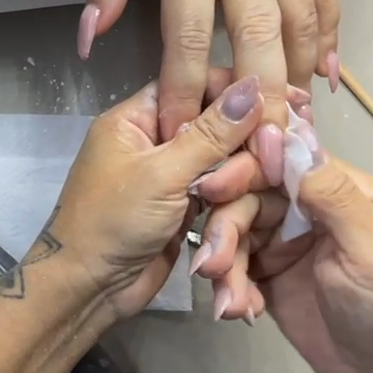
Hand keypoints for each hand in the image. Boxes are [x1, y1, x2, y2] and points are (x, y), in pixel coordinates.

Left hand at [45, 75, 264, 319]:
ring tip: (233, 202)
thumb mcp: (161, 173)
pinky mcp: (185, 207)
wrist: (89, 287)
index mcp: (134, 119)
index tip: (283, 103)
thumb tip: (252, 85)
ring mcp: (171, 176)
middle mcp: (154, 141)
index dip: (237, 92)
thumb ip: (211, 133)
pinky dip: (235, 203)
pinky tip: (252, 208)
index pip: (193, 85)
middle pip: (218, 126)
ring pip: (226, 163)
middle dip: (239, 149)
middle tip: (251, 169)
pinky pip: (223, 193)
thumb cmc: (112, 222)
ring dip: (237, 182)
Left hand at [81, 0, 339, 158]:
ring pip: (302, 20)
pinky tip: (326, 74)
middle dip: (256, 100)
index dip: (186, 90)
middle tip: (254, 149)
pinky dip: (329, 36)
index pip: (188, 34)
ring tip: (290, 125)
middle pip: (259, 37)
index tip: (181, 134)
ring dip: (298, 77)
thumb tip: (89, 37)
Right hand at [197, 148, 372, 372]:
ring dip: (224, 264)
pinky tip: (238, 311)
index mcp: (346, 192)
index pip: (287, 161)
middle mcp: (311, 208)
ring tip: (228, 301)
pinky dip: (229, 286)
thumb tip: (295, 136)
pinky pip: (232, 263)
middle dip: (226, 229)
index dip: (246, 169)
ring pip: (233, 230)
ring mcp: (285, 239)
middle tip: (211, 264)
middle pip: (249, 195)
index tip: (213, 187)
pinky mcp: (265, 270)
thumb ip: (333, 196)